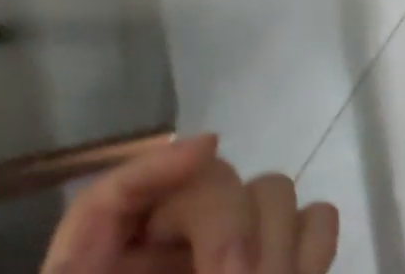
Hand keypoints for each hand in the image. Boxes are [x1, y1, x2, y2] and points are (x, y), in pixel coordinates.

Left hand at [41, 135, 338, 273]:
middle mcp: (170, 241)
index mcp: (108, 256)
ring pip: (276, 195)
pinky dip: (311, 246)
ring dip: (278, 242)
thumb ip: (110, 213)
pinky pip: (318, 220)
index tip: (208, 148)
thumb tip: (206, 143)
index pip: (116, 194)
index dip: (154, 165)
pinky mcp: (291, 255)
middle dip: (236, 229)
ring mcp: (238, 246)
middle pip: (215, 183)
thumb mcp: (85, 273)